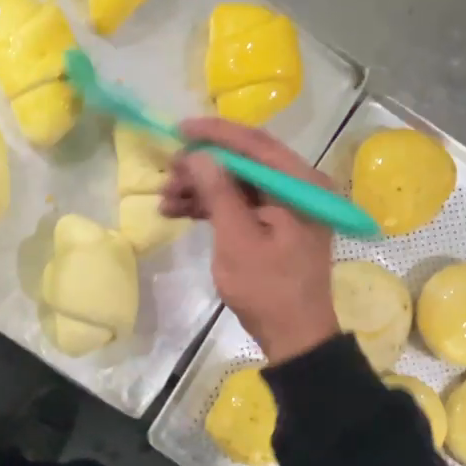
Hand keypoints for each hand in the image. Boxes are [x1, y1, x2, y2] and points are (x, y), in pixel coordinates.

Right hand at [163, 118, 337, 365]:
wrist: (294, 336)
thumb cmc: (267, 289)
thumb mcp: (237, 240)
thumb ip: (219, 193)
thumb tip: (199, 156)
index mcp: (300, 185)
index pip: (256, 144)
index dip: (215, 134)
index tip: (178, 129)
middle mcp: (300, 187)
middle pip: (246, 162)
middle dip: (203, 166)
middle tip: (167, 174)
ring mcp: (289, 208)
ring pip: (239, 184)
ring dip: (202, 188)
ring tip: (165, 199)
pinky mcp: (277, 226)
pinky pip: (241, 205)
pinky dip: (212, 207)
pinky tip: (180, 212)